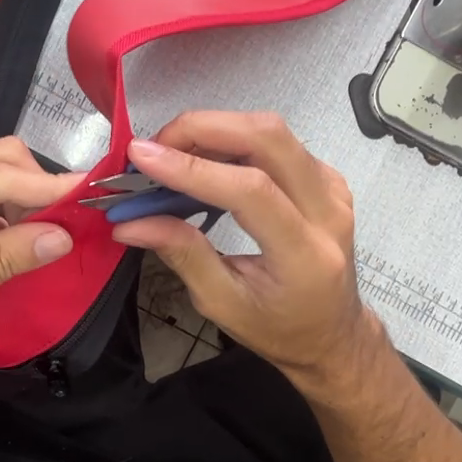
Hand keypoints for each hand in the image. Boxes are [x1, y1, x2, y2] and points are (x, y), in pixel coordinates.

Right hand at [109, 111, 383, 394]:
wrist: (332, 333)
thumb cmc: (278, 328)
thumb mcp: (221, 304)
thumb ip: (181, 255)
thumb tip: (129, 223)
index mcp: (305, 254)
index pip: (250, 190)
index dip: (192, 168)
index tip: (141, 157)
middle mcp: (327, 210)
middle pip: (267, 137)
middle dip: (202, 128)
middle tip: (152, 147)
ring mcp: (331, 187)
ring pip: (269, 130)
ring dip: (212, 130)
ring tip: (168, 154)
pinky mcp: (323, 176)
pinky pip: (273, 141)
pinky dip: (228, 140)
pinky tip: (199, 160)